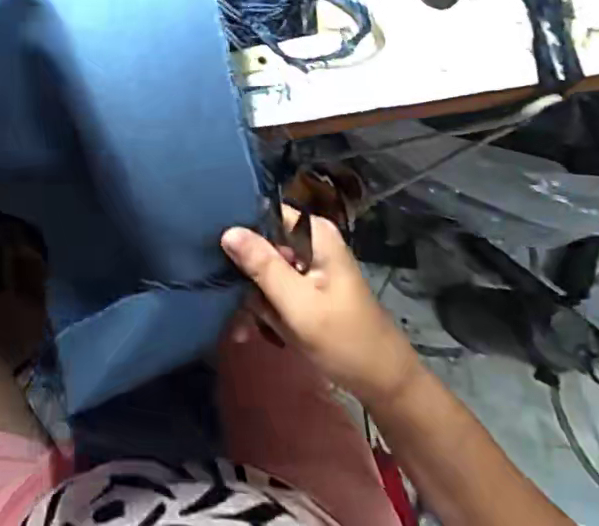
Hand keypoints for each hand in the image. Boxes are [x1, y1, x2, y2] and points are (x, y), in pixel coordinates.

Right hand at [222, 205, 419, 400]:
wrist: (383, 384)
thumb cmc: (344, 339)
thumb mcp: (298, 303)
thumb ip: (262, 265)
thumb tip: (227, 231)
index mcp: (314, 234)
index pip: (265, 214)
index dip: (240, 231)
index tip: (216, 253)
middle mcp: (310, 243)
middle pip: (260, 245)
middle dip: (245, 278)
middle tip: (233, 308)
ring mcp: (308, 267)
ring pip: (263, 271)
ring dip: (252, 300)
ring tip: (245, 330)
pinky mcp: (305, 289)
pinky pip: (273, 289)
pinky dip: (264, 310)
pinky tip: (254, 333)